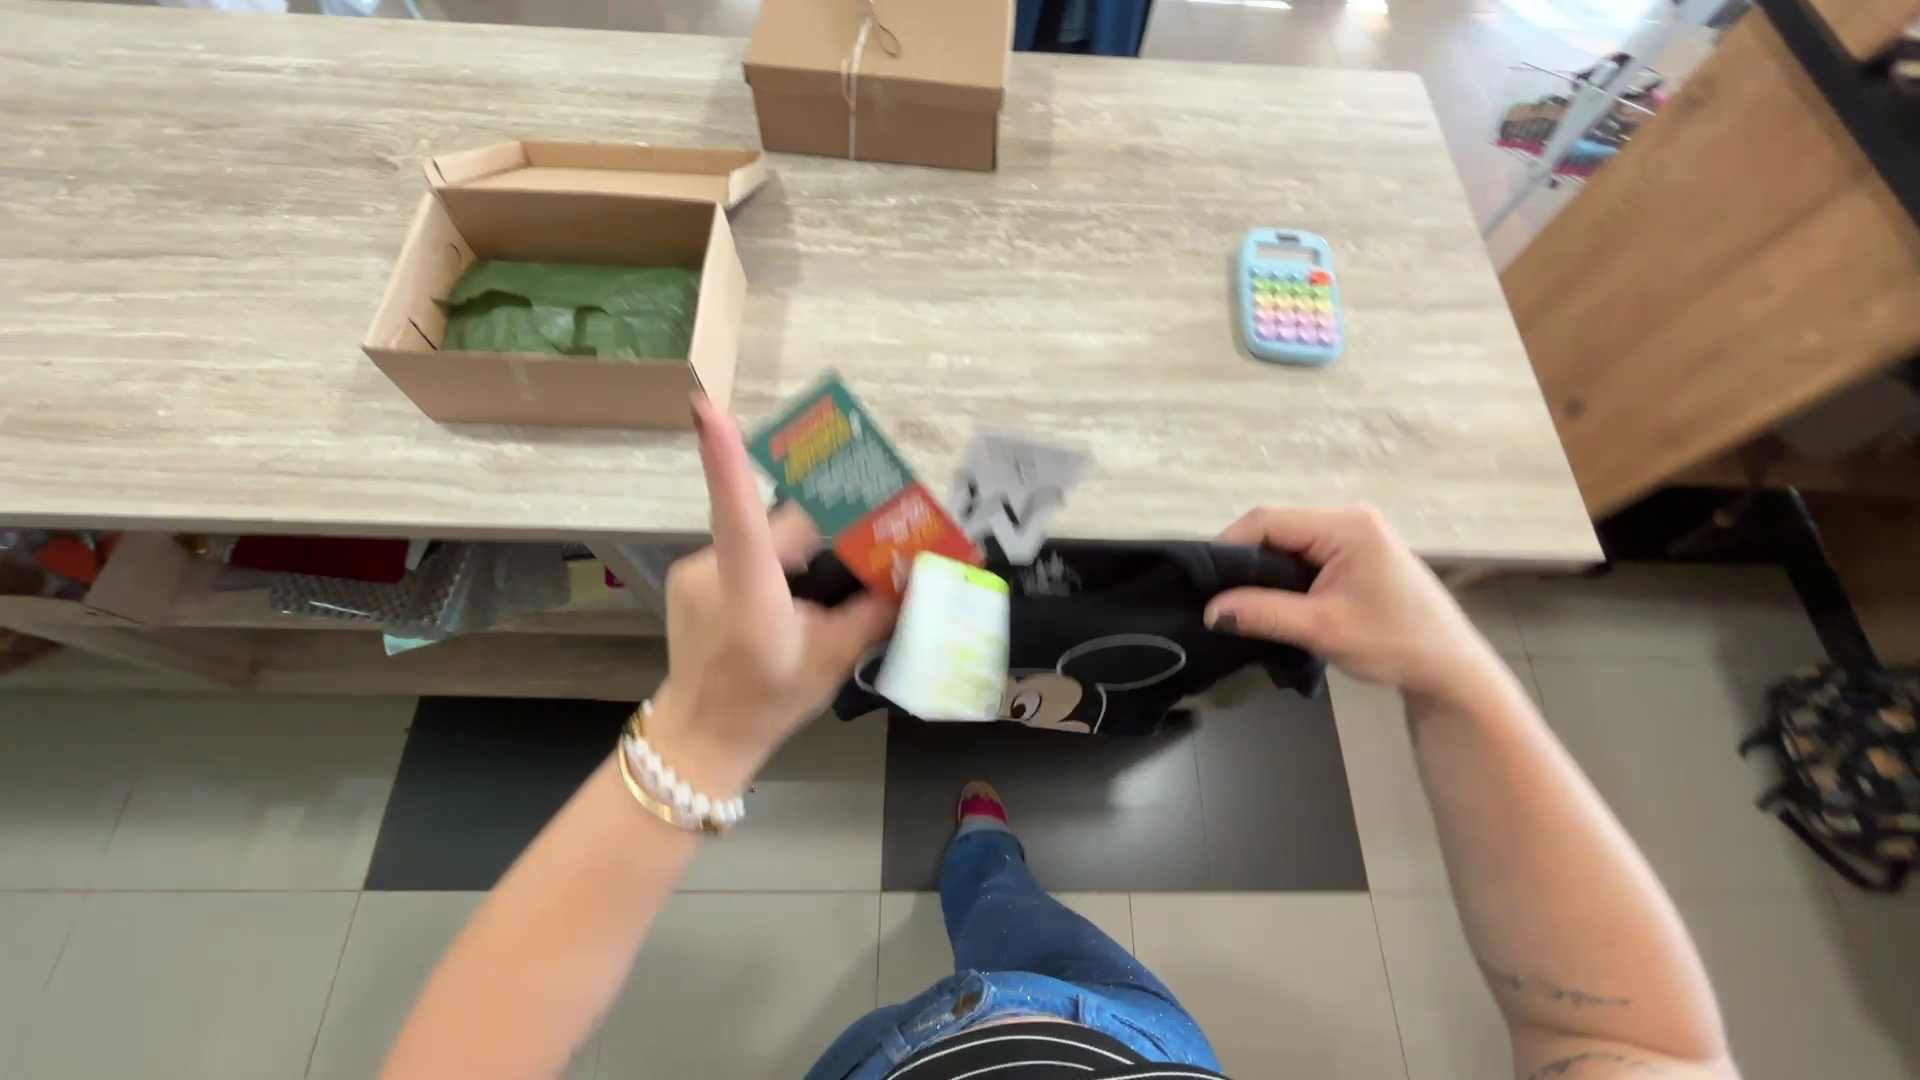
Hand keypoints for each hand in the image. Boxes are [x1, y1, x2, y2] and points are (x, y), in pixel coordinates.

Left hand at [645, 397, 897, 794]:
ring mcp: (692, 572)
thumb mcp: (832, 660)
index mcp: (747, 595)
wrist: (701, 735)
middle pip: (776, 526)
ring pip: (761, 539)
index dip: (727, 464)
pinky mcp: (688, 577)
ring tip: (814, 596)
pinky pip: (742, 551)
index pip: (739, 519)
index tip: (709, 410)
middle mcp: (711, 572)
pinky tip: (782, 601)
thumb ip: (873, 612)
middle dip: (822, 533)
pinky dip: (772, 563)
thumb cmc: (768, 701)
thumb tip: (914, 574)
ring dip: (796, 553)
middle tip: (863, 545)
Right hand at [1204, 505, 1501, 702]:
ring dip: (1260, 570)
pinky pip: (1302, 555)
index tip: (1204, 579)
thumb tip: (1209, 610)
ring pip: (1286, 543)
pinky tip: (1267, 599)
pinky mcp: (1353, 555)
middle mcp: (1349, 519)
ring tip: (1237, 599)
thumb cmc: (1395, 643)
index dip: (1229, 544)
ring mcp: (1353, 535)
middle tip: (1217, 593)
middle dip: (1242, 559)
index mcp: (1346, 525)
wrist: (1450, 671)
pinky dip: (1280, 575)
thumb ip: (1263, 613)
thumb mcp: (1323, 629)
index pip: (1268, 520)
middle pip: (1275, 528)